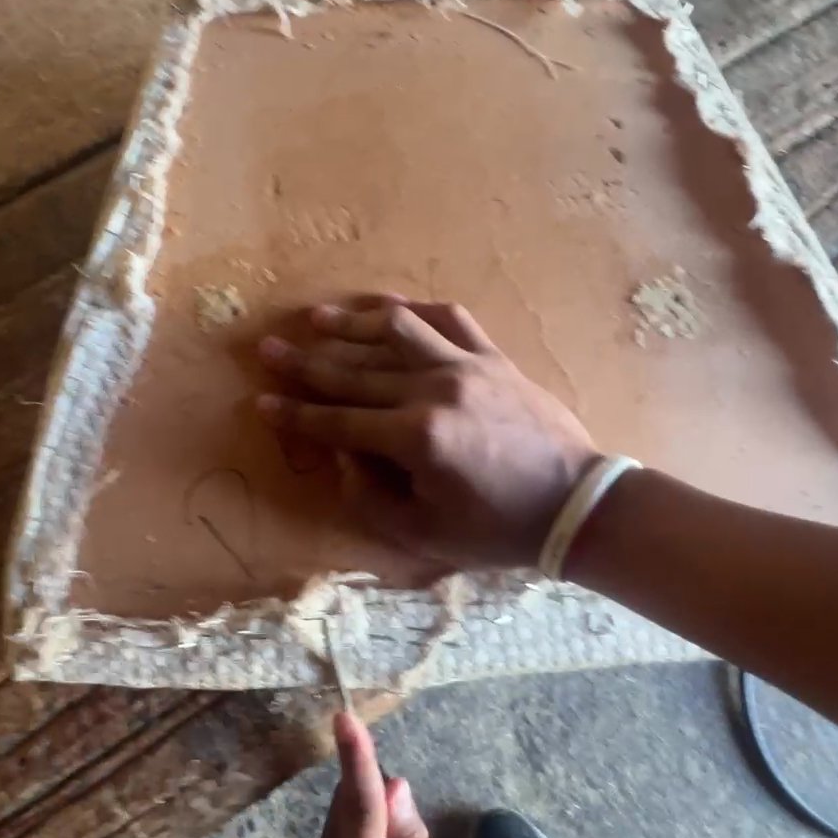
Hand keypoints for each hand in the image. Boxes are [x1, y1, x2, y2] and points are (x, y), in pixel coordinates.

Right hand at [257, 296, 597, 566]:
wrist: (576, 505)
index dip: (295, 414)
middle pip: (355, 371)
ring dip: (351, 322)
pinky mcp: (492, 357)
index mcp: (416, 439)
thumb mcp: (422, 533)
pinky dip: (413, 309)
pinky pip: (449, 318)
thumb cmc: (496, 528)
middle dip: (305, 363)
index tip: (262, 401)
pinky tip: (386, 304)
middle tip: (268, 349)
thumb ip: (369, 495)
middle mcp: (435, 391)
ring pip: (396, 330)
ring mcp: (466, 366)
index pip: (337, 422)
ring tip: (316, 317)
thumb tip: (343, 452)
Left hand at [306, 712, 477, 837]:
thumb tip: (392, 785)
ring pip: (341, 816)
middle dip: (373, 789)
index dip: (357, 760)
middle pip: (347, 808)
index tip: (345, 716)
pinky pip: (339, 835)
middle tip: (407, 804)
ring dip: (368, 808)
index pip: (360, 811)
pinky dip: (361, 826)